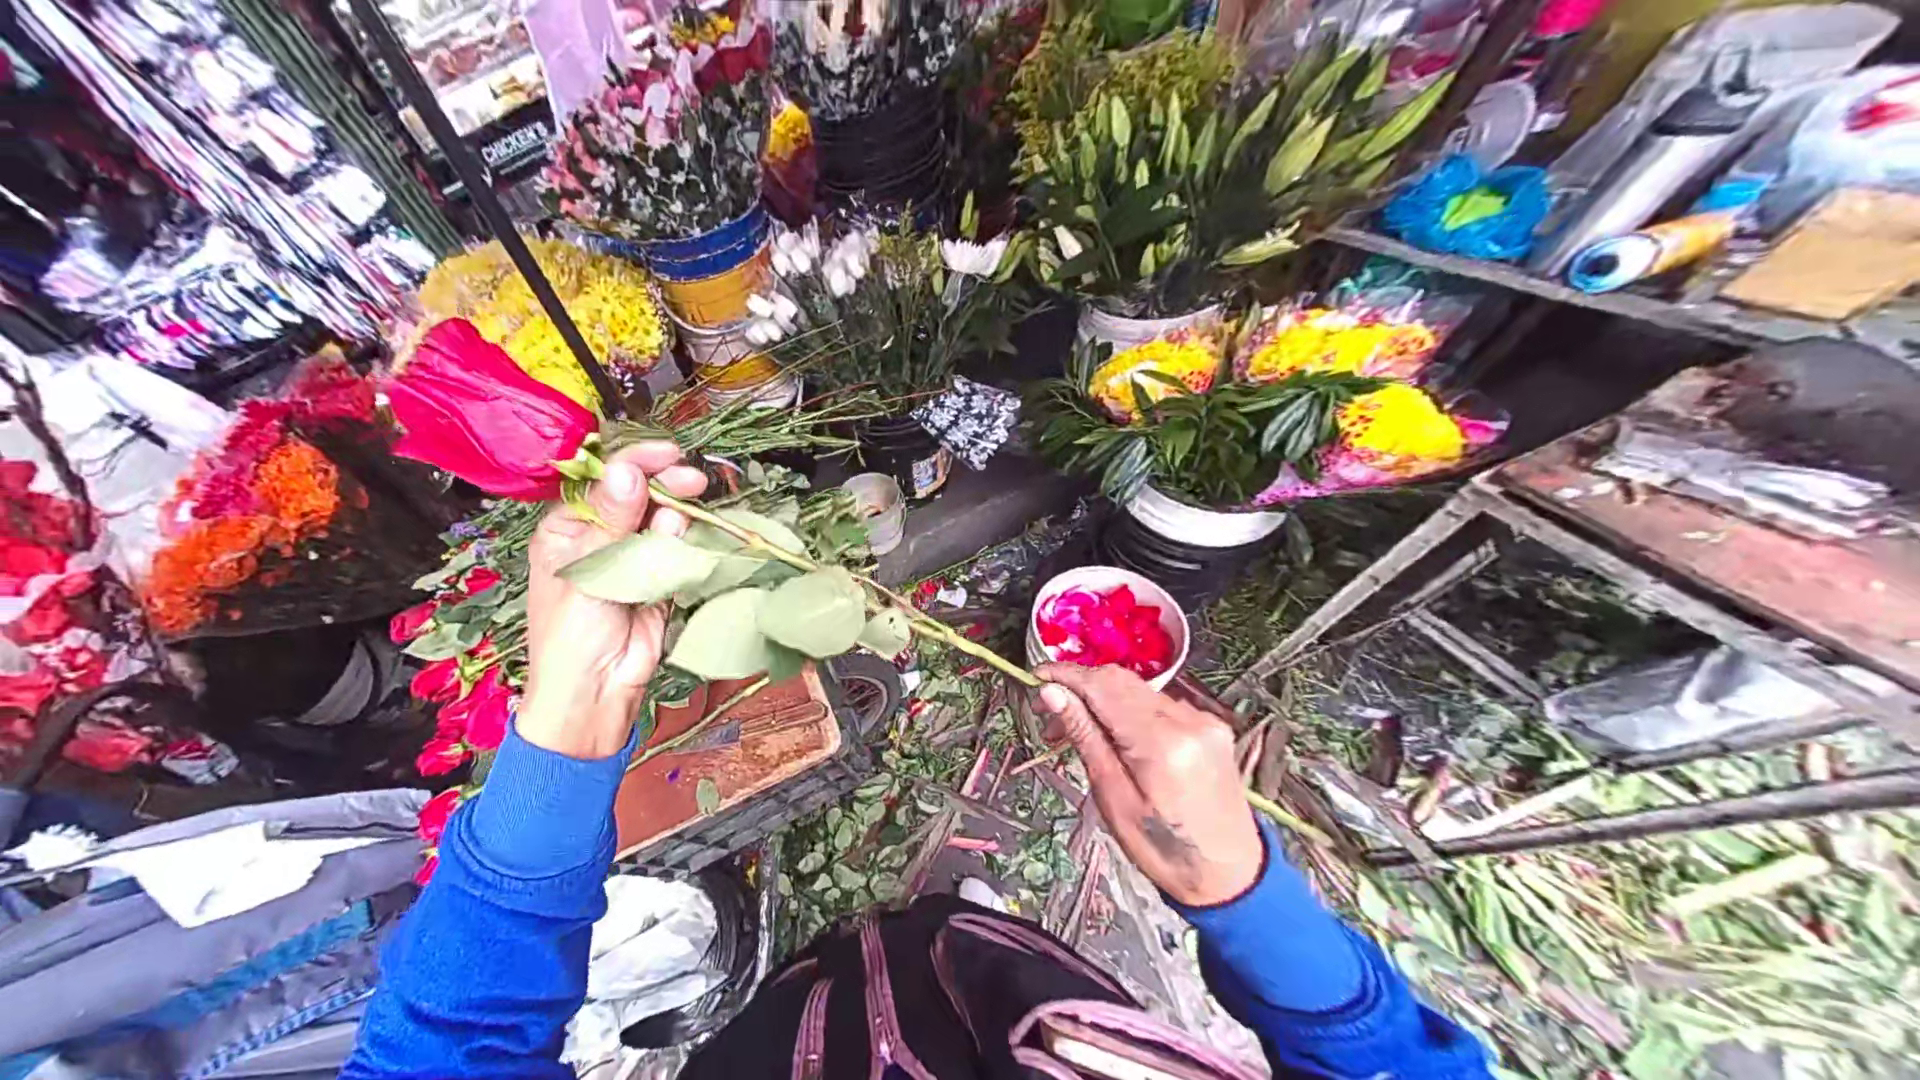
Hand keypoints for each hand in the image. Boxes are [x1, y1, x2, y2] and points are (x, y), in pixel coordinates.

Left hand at [520, 442, 706, 758]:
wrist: (596, 692)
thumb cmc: (570, 635)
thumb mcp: (585, 574)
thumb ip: (613, 523)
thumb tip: (629, 471)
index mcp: (569, 529)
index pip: (603, 482)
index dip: (634, 462)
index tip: (667, 454)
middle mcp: (603, 536)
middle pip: (640, 495)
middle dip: (666, 484)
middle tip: (693, 481)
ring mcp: (635, 556)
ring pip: (665, 519)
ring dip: (680, 514)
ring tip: (689, 520)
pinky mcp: (664, 576)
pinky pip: (681, 548)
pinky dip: (691, 541)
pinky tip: (696, 540)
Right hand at [1033, 663, 1261, 906]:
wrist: (1230, 876)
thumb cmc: (1163, 849)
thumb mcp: (1114, 799)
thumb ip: (1085, 737)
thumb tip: (1053, 693)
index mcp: (1162, 742)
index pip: (1104, 686)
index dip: (1066, 676)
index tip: (1036, 678)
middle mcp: (1187, 720)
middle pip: (1121, 680)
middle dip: (1080, 686)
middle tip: (1049, 712)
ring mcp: (1203, 720)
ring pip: (1138, 689)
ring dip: (1103, 699)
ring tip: (1077, 728)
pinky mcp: (1209, 725)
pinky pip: (1159, 703)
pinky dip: (1130, 710)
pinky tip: (1116, 735)